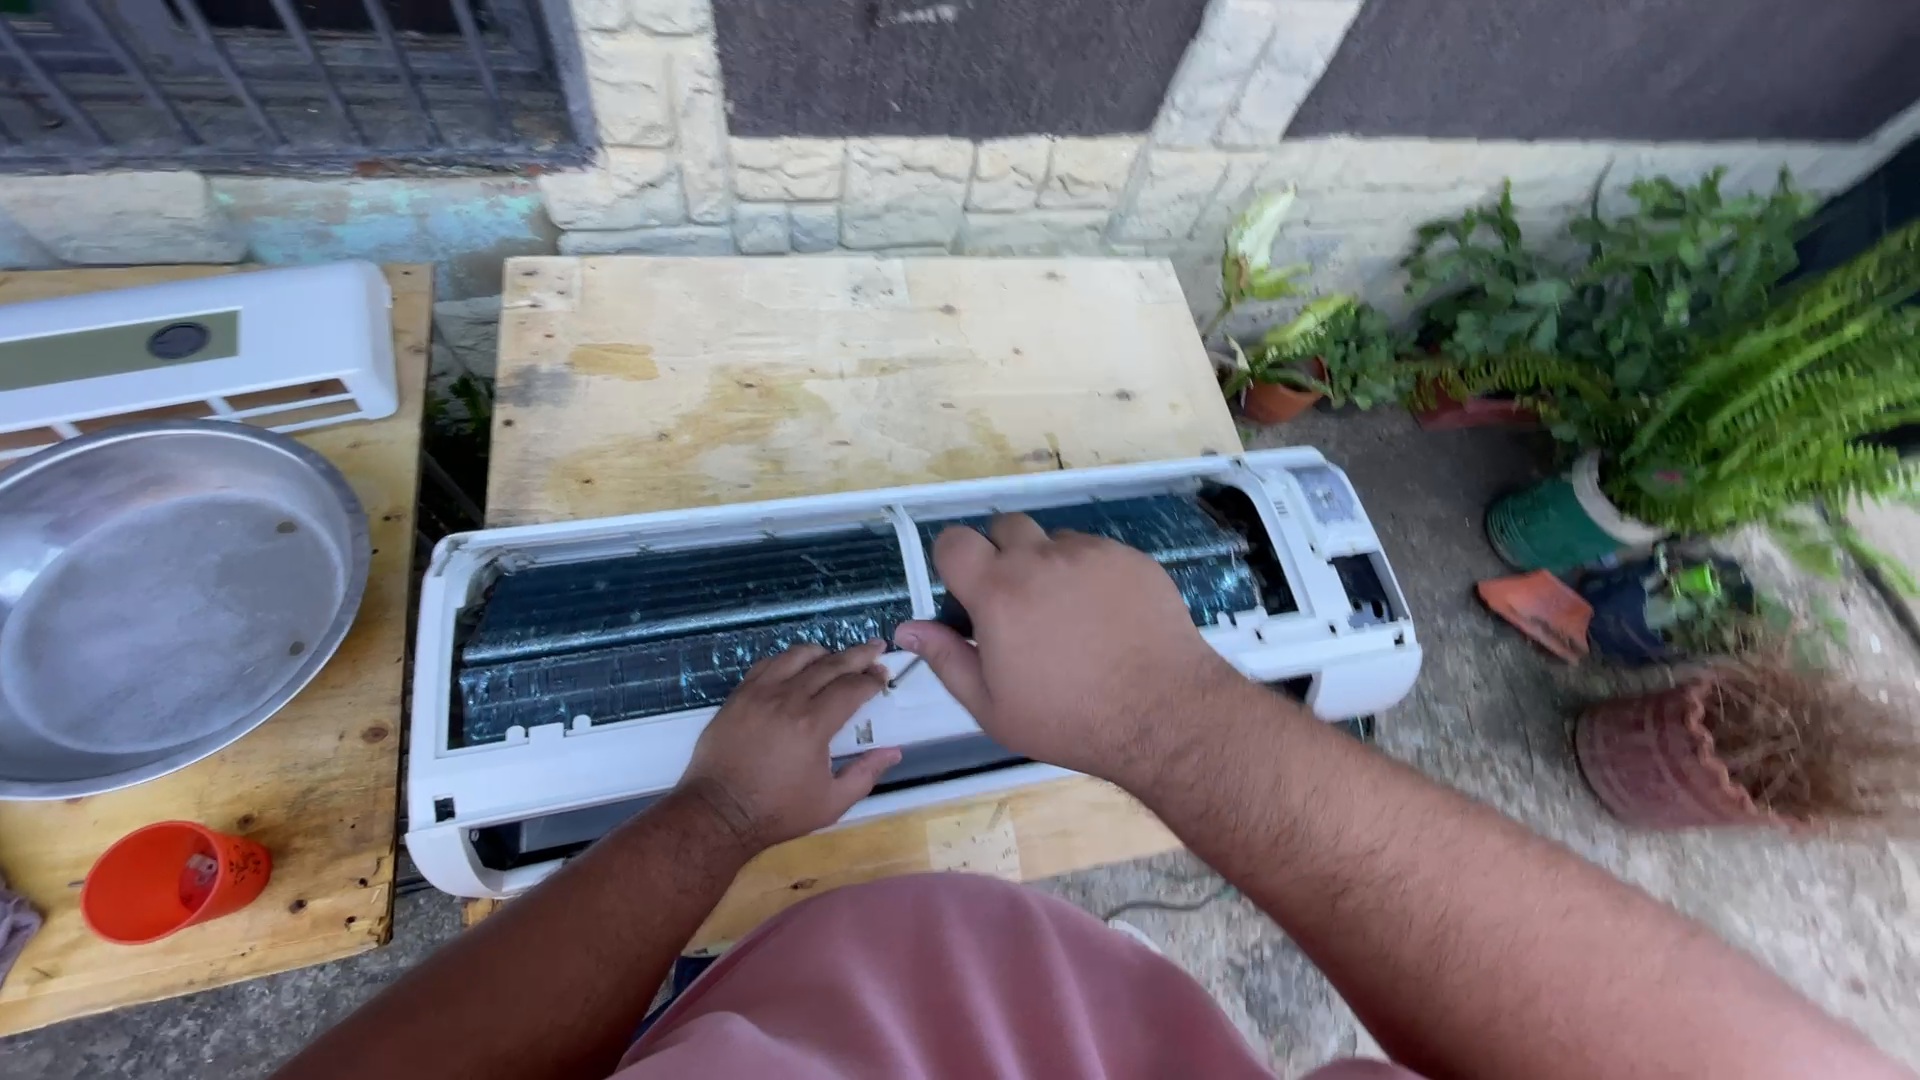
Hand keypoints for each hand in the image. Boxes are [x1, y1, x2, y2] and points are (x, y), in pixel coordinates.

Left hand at [676, 640, 901, 854]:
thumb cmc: (777, 811)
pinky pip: (768, 664)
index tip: (883, 676)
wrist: (719, 814)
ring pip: (798, 655)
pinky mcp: (738, 695)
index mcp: (813, 725)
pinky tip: (798, 667)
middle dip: (858, 655)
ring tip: (837, 658)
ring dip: (824, 653)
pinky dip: (789, 660)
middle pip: (830, 664)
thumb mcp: (831, 802)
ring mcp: (759, 693)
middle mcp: (787, 700)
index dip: (872, 679)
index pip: (851, 688)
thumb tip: (893, 752)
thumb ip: (865, 774)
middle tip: (875, 648)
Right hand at [893, 514, 1249, 785]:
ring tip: (1070, 616)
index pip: (954, 540)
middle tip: (1019, 605)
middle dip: (1002, 556)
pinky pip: (1096, 551)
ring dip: (1049, 565)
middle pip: (1005, 527)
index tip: (968, 593)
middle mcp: (1041, 558)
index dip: (954, 561)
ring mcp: (1091, 553)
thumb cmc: (1069, 719)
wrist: (1164, 716)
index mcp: (998, 591)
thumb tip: (908, 628)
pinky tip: (1108, 617)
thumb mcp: (992, 706)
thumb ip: (946, 658)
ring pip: (1054, 540)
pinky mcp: (1131, 558)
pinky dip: (1090, 574)